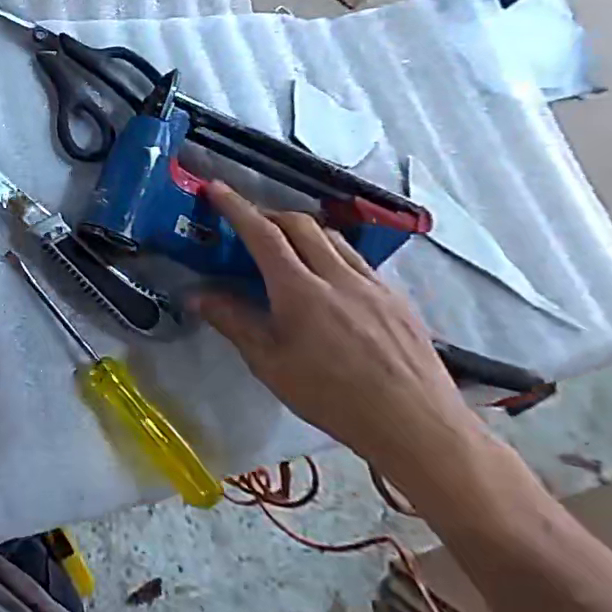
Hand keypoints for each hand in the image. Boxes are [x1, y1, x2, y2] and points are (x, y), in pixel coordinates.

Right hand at [193, 182, 483, 485]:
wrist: (415, 424)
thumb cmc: (332, 398)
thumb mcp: (271, 365)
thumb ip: (234, 322)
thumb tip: (196, 294)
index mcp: (300, 290)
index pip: (262, 234)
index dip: (236, 206)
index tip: (216, 188)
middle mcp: (336, 275)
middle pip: (300, 224)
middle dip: (270, 215)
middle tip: (251, 225)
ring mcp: (372, 283)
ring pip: (332, 236)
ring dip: (304, 230)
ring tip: (289, 247)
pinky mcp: (396, 297)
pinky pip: (357, 259)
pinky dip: (333, 252)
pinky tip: (330, 279)